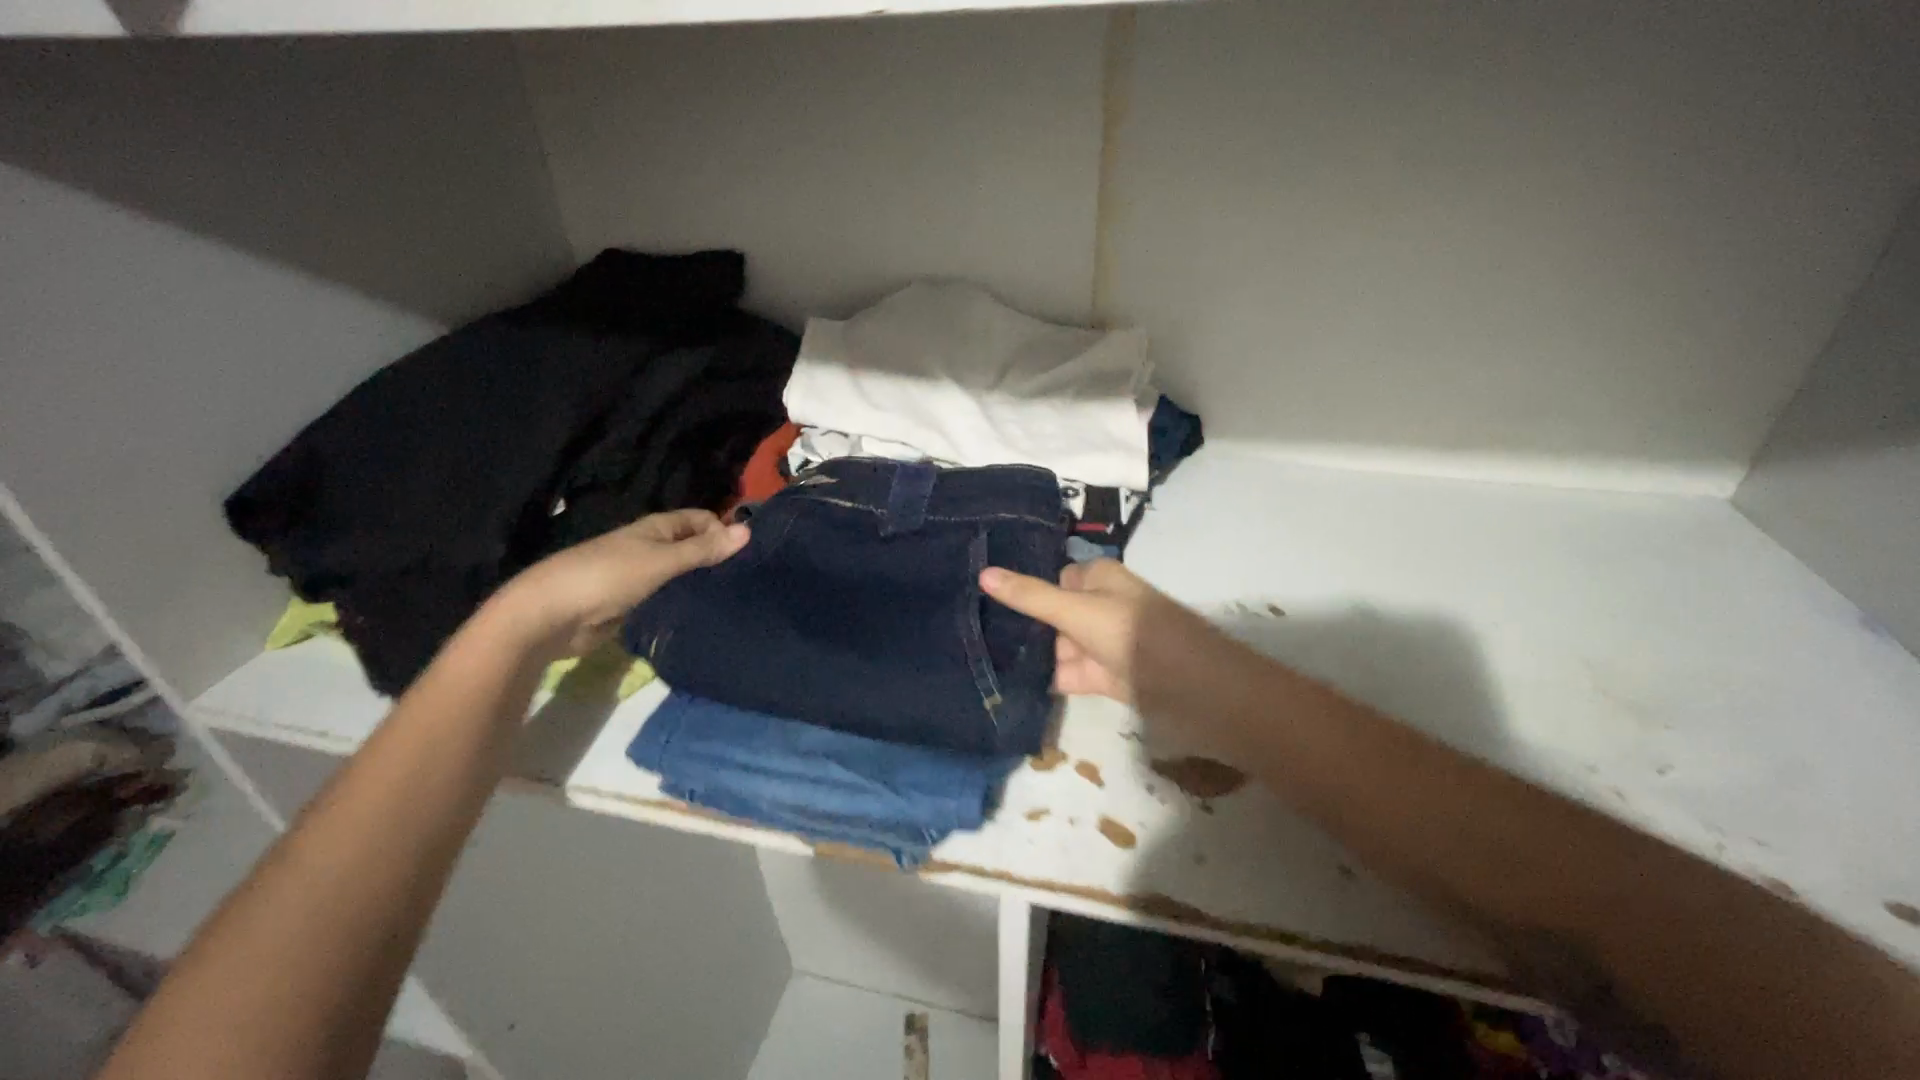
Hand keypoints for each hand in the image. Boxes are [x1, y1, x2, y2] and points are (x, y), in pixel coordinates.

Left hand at [491, 509, 748, 659]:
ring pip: (681, 576)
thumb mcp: (661, 561)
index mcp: (655, 529)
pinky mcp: (634, 606)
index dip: (724, 530)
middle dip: (717, 559)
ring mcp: (641, 578)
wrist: (552, 615)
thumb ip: (703, 550)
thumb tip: (748, 530)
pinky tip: (705, 617)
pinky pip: (667, 600)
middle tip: (752, 580)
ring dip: (702, 584)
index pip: (700, 520)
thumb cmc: (607, 577)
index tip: (753, 553)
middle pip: (692, 547)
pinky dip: (684, 605)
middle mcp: (650, 548)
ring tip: (736, 600)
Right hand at [980, 558, 1168, 702]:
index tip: (982, 596)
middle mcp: (1096, 606)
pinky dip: (1040, 678)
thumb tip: (984, 573)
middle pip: (1050, 613)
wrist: (1180, 681)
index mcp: (1096, 578)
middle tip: (972, 629)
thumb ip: (1030, 597)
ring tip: (978, 656)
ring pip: (1054, 645)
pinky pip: (1062, 673)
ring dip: (1027, 653)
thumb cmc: (1127, 630)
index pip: (1052, 578)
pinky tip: (1004, 681)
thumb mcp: (1074, 608)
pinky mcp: (1096, 675)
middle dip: (1020, 624)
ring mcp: (1096, 642)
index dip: (1023, 588)